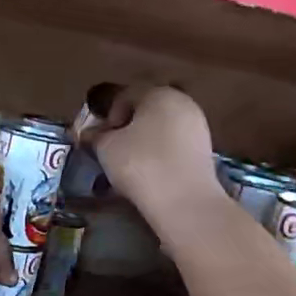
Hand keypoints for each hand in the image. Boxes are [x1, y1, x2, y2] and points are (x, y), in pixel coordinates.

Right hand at [85, 86, 223, 219]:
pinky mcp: (205, 152)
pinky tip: (150, 174)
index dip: (107, 115)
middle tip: (113, 150)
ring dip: (144, 142)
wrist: (184, 201)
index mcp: (159, 93)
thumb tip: (90, 134)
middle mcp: (183, 103)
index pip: (126, 95)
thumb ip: (96, 136)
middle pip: (147, 111)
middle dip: (127, 127)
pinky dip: (160, 155)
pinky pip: (174, 146)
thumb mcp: (107, 148)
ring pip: (162, 129)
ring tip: (130, 165)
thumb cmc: (140, 164)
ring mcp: (198, 127)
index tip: (100, 138)